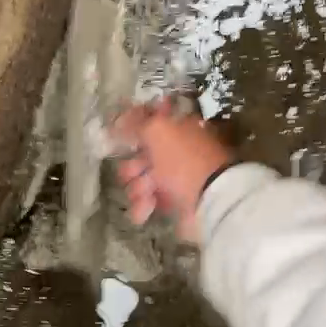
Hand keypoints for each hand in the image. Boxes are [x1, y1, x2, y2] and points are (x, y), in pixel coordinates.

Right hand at [112, 101, 235, 242]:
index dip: (131, 126)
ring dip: (137, 188)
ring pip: (141, 179)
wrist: (209, 200)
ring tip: (147, 195)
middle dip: (132, 166)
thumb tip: (120, 117)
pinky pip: (148, 200)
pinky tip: (147, 209)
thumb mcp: (159, 132)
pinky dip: (143, 205)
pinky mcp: (173, 201)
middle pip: (141, 154)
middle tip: (136, 171)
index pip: (150, 120)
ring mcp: (175, 177)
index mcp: (178, 127)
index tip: (116, 135)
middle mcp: (176, 150)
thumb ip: (138, 122)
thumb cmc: (184, 160)